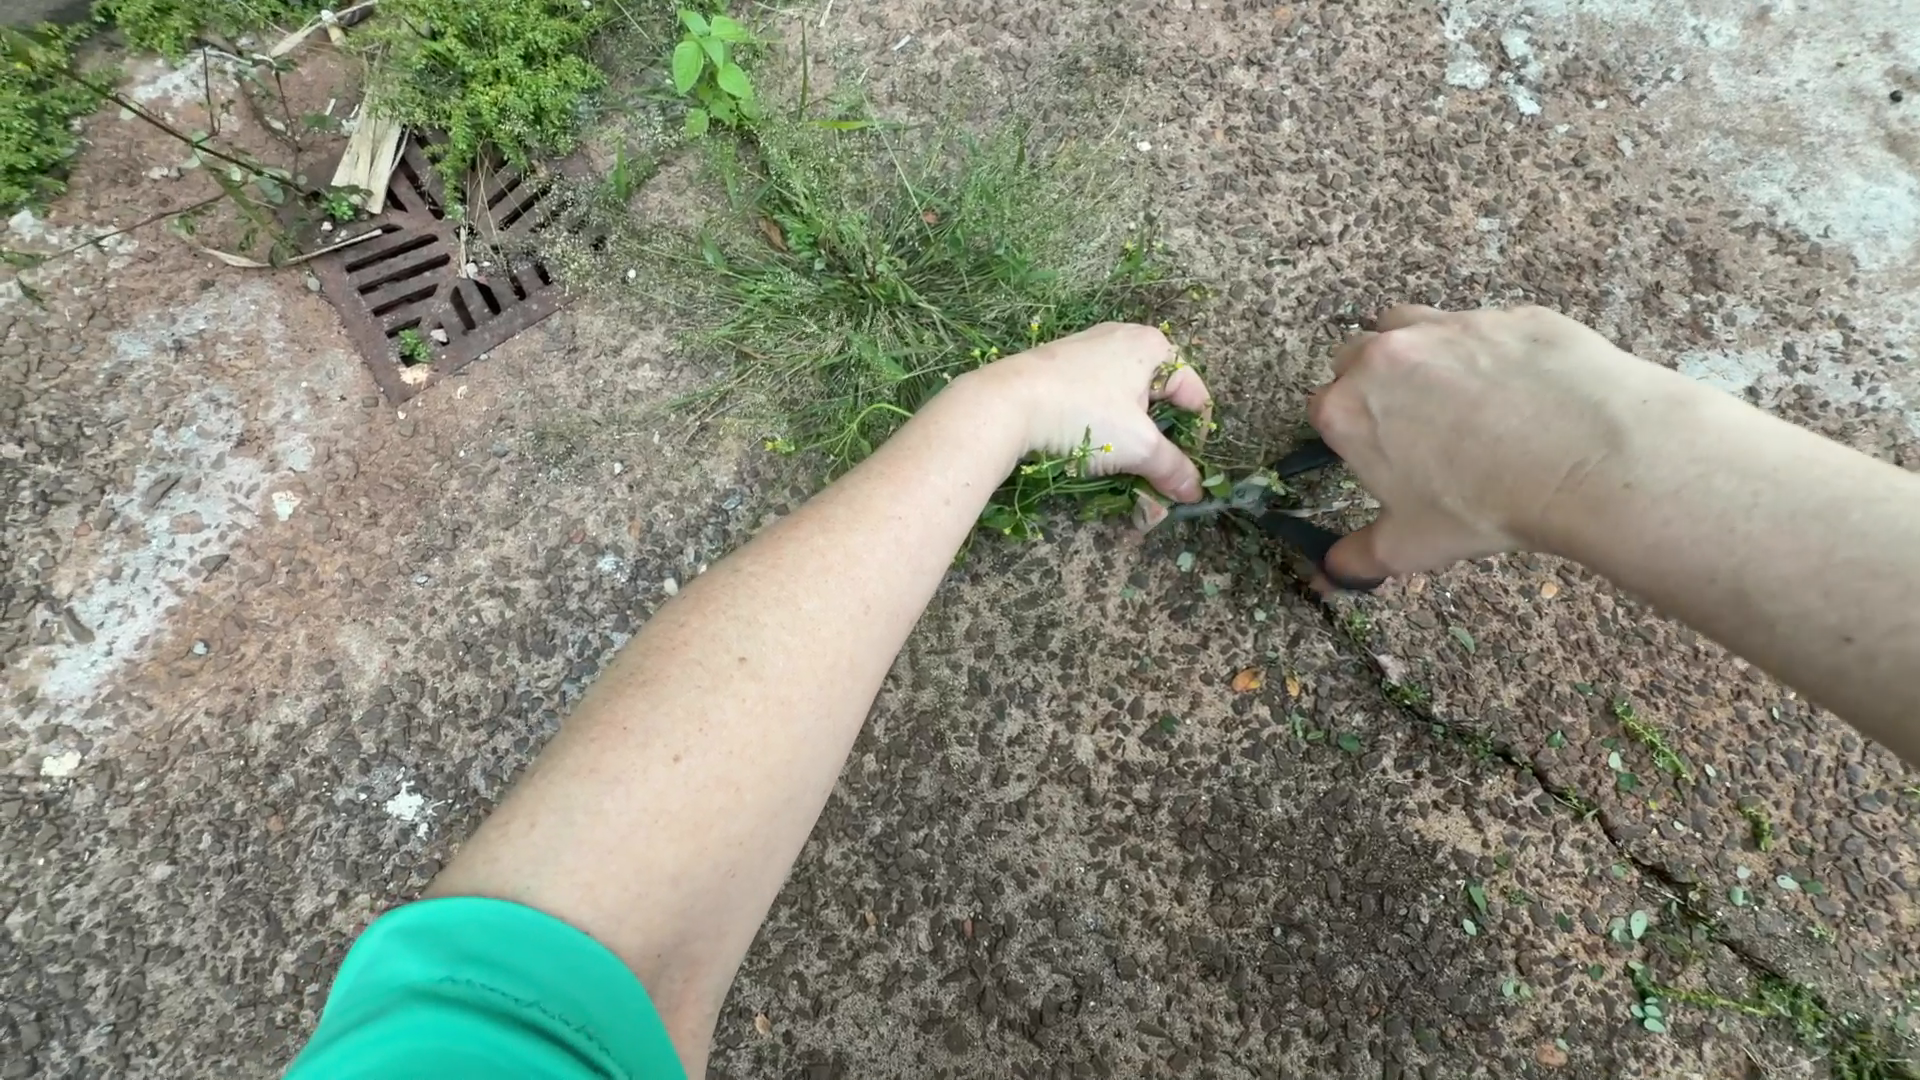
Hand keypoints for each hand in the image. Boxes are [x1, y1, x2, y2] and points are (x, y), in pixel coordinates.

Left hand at [971, 322, 1212, 501]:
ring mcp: (1085, 352)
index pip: (1192, 391)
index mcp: (1151, 345)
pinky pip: (1091, 400)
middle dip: (1157, 439)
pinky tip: (1083, 448)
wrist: (1007, 403)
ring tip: (1116, 464)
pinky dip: (1096, 426)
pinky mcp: (1056, 370)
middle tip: (1150, 471)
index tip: (1186, 466)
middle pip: (1156, 397)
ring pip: (1121, 401)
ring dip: (1126, 437)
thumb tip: (1194, 491)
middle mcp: (1121, 339)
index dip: (1194, 433)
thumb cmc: (1084, 414)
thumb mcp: (1137, 446)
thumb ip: (1171, 467)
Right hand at [1309, 305, 1653, 582]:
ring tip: (1450, 389)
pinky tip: (1517, 387)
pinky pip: (1483, 326)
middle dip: (1371, 382)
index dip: (1346, 429)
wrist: (1591, 460)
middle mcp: (1384, 357)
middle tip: (1409, 421)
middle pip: (1354, 357)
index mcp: (1346, 409)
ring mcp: (1448, 327)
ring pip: (1406, 325)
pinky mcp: (1509, 316)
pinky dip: (1486, 350)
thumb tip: (1327, 578)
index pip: (1322, 407)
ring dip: (1412, 350)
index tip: (1374, 449)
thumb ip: (1357, 558)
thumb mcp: (1410, 544)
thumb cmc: (1483, 505)